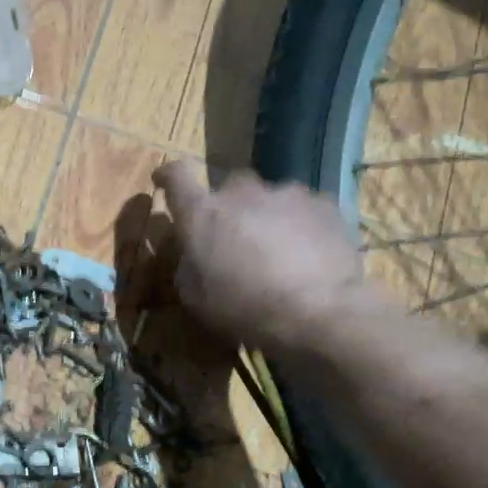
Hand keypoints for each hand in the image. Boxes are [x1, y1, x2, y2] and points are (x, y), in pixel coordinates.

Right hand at [153, 161, 383, 353]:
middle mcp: (242, 194)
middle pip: (230, 187)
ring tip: (276, 251)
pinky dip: (299, 225)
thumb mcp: (194, 297)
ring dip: (266, 216)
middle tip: (233, 237)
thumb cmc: (242, 309)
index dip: (168, 175)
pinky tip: (306, 254)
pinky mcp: (324, 205)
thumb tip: (194, 251)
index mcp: (202, 215)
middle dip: (228, 207)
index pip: (177, 177)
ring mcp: (288, 194)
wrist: (316, 312)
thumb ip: (188, 263)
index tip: (163, 179)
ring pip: (270, 198)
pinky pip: (303, 209)